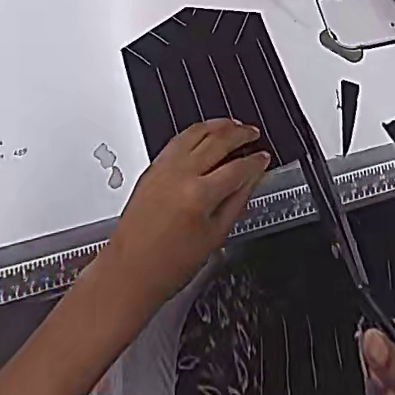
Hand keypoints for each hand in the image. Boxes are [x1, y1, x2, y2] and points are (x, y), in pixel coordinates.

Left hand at [100, 120, 270, 308]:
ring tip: (233, 124)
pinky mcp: (152, 168)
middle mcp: (180, 174)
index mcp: (199, 195)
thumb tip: (252, 180)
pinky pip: (178, 139)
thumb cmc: (167, 264)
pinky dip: (195, 131)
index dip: (255, 162)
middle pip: (218, 141)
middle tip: (253, 133)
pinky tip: (204, 132)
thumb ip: (237, 202)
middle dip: (240, 134)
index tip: (263, 158)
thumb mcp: (215, 236)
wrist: (130, 270)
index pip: (237, 168)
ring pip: (196, 132)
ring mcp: (164, 168)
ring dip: (218, 125)